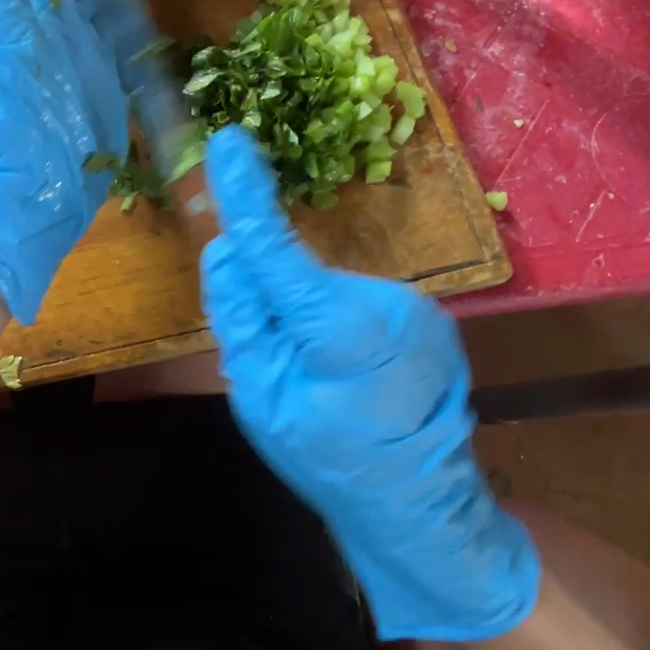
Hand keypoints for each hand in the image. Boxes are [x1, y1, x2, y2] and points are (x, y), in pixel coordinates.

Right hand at [200, 125, 540, 641]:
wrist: (422, 506)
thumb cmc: (331, 461)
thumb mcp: (261, 400)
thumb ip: (241, 320)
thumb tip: (226, 248)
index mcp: (343, 330)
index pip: (278, 253)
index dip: (247, 199)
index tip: (227, 143)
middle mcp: (386, 301)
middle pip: (291, 274)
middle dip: (268, 300)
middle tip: (274, 364)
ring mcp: (413, 304)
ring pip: (317, 287)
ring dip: (300, 316)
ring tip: (319, 377)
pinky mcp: (421, 311)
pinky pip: (344, 300)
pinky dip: (328, 323)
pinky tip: (346, 371)